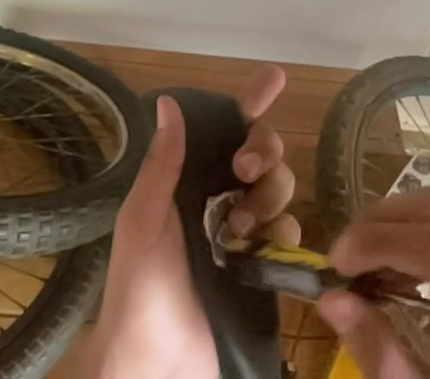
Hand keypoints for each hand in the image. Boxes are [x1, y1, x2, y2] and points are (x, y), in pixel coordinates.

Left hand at [70, 65, 299, 378]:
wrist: (158, 363)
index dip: (250, 103)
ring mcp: (244, 233)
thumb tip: (169, 103)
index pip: (223, 131)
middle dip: (261, 152)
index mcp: (187, 182)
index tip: (274, 78)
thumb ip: (162, 164)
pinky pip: (289, 233)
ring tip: (239, 228)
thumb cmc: (140, 287)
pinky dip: (281, 234)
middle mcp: (219, 199)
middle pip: (262, 153)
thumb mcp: (143, 220)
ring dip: (267, 197)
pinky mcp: (264, 267)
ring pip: (279, 189)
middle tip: (242, 171)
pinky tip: (258, 250)